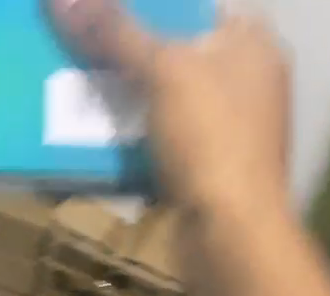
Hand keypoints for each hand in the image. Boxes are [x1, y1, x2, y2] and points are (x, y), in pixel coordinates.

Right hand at [50, 0, 291, 218]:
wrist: (231, 238)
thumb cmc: (212, 140)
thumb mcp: (164, 70)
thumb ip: (116, 31)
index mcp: (253, 43)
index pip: (196, 5)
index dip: (151, 5)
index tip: (104, 10)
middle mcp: (248, 85)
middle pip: (177, 53)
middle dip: (129, 52)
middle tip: (80, 44)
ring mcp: (229, 135)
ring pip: (166, 104)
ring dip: (125, 100)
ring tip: (77, 85)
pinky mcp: (207, 177)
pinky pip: (162, 147)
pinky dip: (133, 143)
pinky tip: (97, 136)